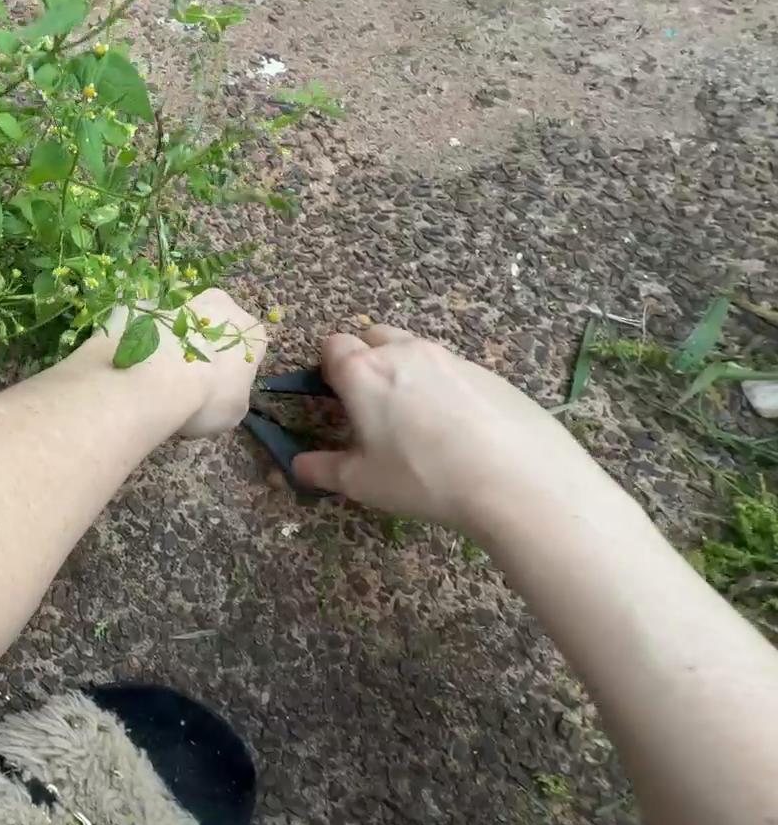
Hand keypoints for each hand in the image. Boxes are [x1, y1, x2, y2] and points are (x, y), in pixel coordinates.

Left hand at [67, 288, 264, 438]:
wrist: (152, 382)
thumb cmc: (205, 399)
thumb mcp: (232, 411)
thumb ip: (232, 393)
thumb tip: (219, 392)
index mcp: (251, 332)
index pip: (247, 347)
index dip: (229, 367)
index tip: (212, 384)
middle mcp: (220, 305)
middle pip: (212, 325)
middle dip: (198, 344)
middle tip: (181, 374)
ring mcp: (179, 301)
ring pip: (176, 320)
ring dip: (168, 338)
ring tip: (151, 368)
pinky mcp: (142, 304)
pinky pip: (142, 321)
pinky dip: (137, 336)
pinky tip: (129, 359)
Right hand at [291, 326, 611, 533]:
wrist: (527, 487)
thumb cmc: (425, 479)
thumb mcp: (361, 482)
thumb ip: (320, 469)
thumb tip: (296, 468)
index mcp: (362, 371)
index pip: (331, 346)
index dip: (327, 368)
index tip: (335, 397)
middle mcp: (404, 354)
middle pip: (374, 336)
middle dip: (366, 358)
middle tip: (372, 402)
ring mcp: (454, 360)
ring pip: (416, 352)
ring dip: (407, 371)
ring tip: (419, 418)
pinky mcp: (495, 376)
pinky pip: (456, 371)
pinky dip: (447, 389)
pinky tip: (462, 430)